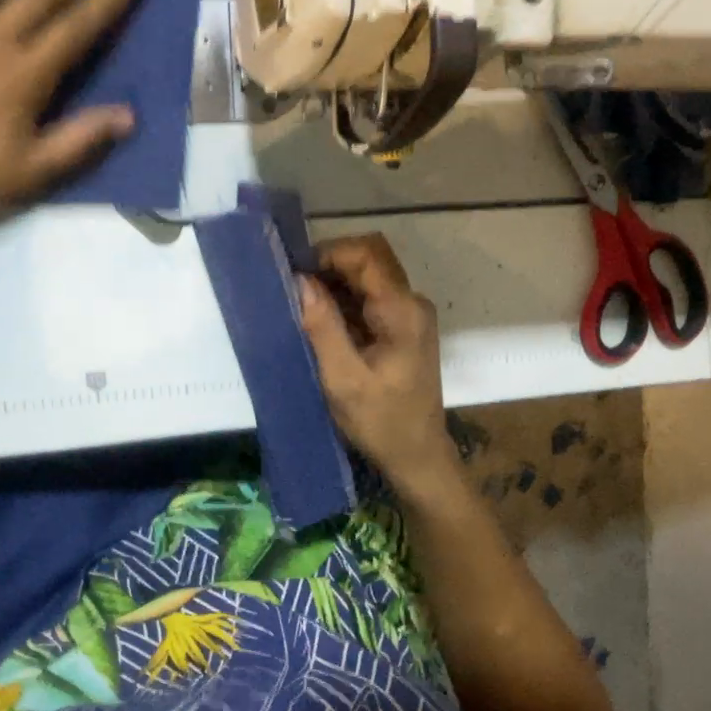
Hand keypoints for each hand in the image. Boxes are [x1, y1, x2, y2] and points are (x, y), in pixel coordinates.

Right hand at [298, 234, 458, 488]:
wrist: (417, 456)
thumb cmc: (381, 422)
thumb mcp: (342, 379)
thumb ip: (322, 326)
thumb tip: (299, 280)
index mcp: (402, 311)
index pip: (366, 254)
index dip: (328, 254)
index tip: (294, 274)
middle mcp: (411, 303)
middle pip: (368, 259)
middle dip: (328, 268)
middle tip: (293, 291)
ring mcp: (409, 314)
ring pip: (366, 277)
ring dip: (332, 285)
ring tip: (300, 308)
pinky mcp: (401, 327)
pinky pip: (369, 298)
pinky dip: (342, 303)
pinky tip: (319, 323)